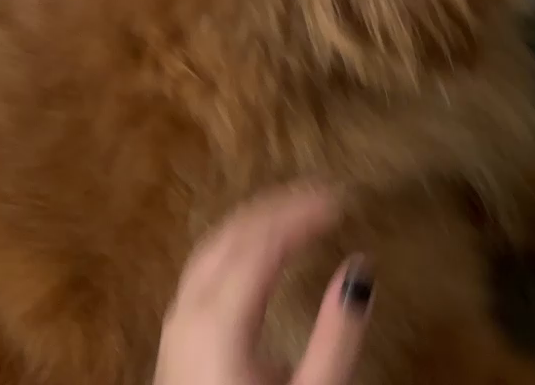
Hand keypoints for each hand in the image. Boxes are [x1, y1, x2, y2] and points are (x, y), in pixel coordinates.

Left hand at [155, 186, 372, 384]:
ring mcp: (175, 324)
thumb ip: (337, 338)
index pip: (265, 242)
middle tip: (325, 194)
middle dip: (280, 205)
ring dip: (255, 219)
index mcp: (221, 323)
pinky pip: (203, 266)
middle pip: (234, 233)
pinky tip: (258, 250)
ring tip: (297, 210)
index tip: (343, 198)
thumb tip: (360, 272)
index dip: (303, 212)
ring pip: (212, 245)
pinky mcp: (174, 339)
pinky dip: (235, 242)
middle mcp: (189, 313)